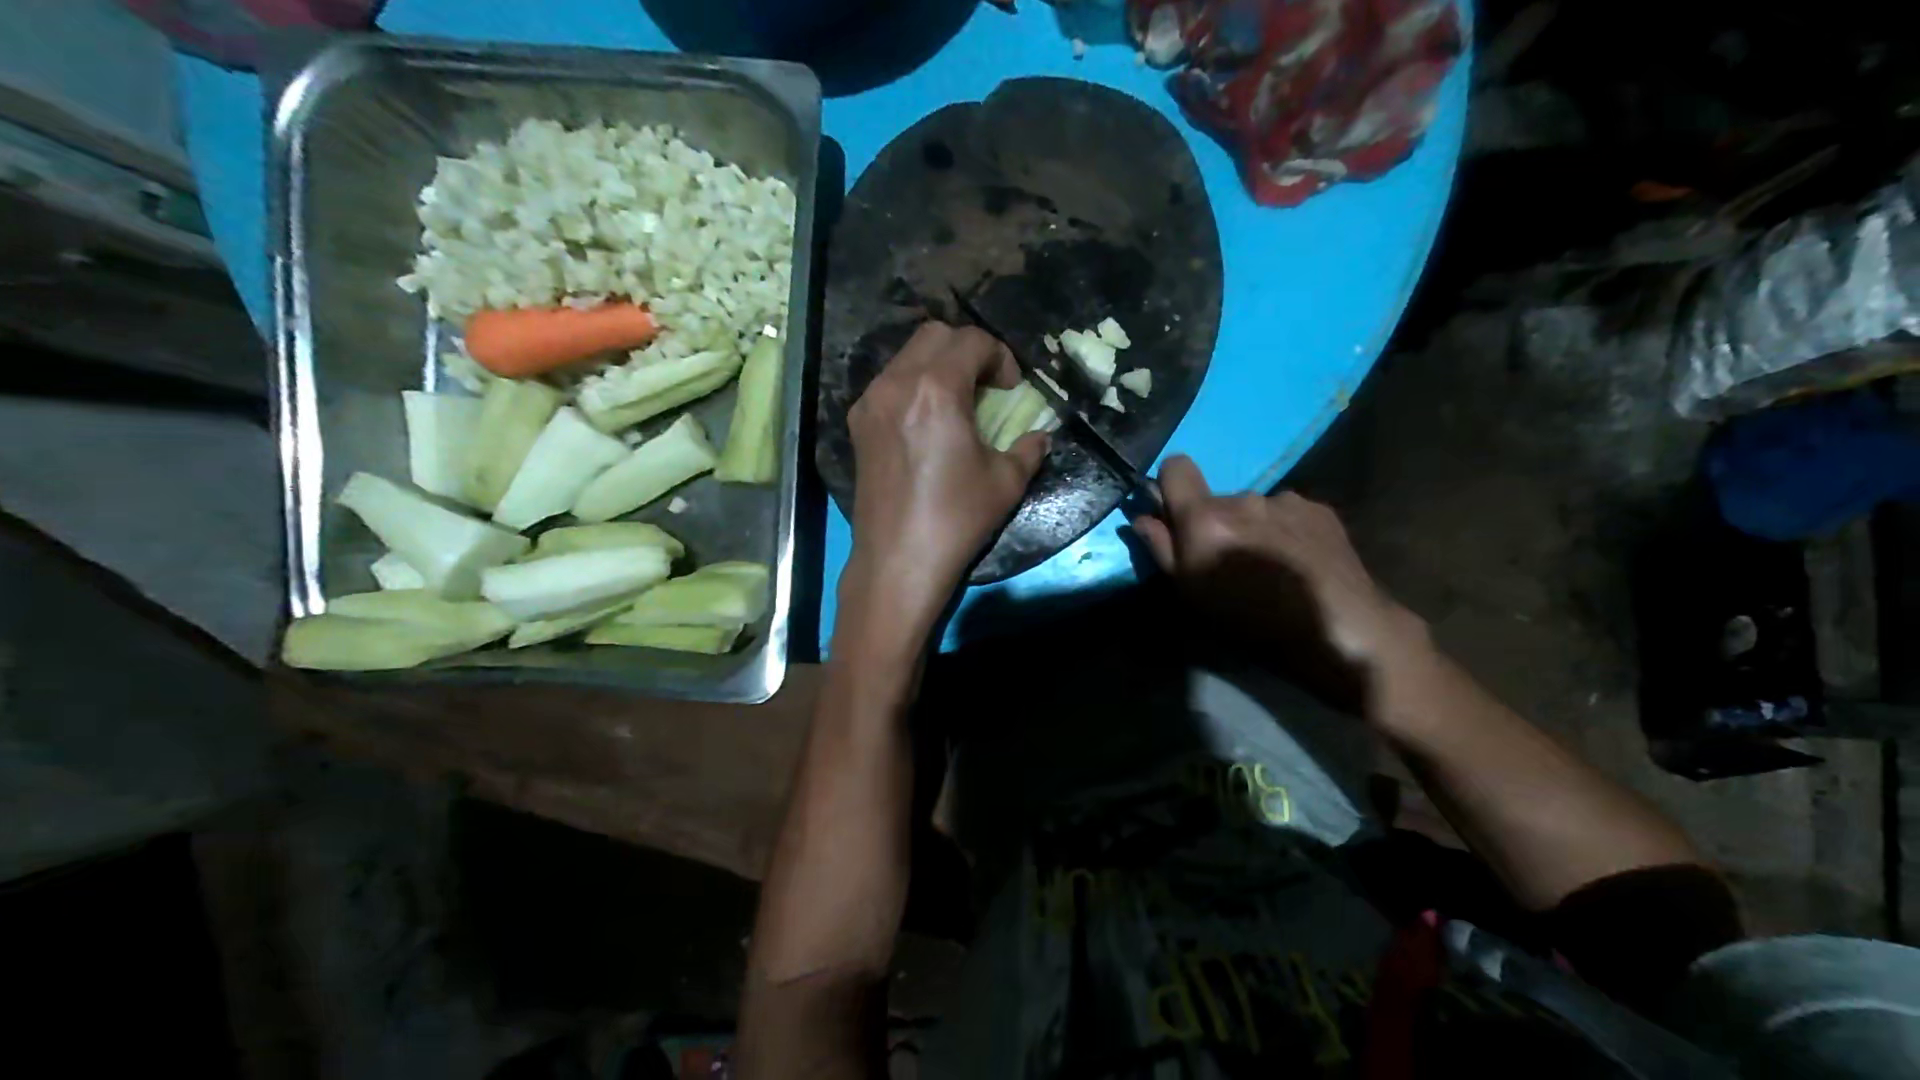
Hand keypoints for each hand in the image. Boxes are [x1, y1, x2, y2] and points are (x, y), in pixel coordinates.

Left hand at [844, 322, 1049, 634]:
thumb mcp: (1006, 482)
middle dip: (966, 350)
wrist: (898, 559)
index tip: (1011, 388)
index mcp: (936, 390)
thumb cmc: (956, 519)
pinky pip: (888, 383)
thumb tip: (1039, 436)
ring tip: (956, 402)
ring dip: (937, 365)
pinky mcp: (858, 425)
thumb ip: (1028, 448)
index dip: (1000, 356)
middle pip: (934, 335)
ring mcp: (871, 403)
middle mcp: (896, 384)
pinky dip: (912, 385)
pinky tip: (926, 421)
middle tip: (985, 386)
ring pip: (906, 356)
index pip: (971, 340)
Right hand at [1131, 456, 1422, 690]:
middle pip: (1216, 498)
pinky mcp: (1317, 508)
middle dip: (1216, 521)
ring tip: (1271, 564)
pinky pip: (1287, 512)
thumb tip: (1141, 517)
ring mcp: (1284, 499)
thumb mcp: (1191, 593)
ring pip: (1254, 507)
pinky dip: (1285, 529)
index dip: (1170, 483)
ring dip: (1253, 526)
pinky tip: (1299, 559)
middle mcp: (1242, 497)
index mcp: (1204, 517)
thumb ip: (1162, 548)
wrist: (1336, 626)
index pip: (1175, 466)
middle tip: (1231, 560)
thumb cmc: (1251, 618)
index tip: (1175, 510)